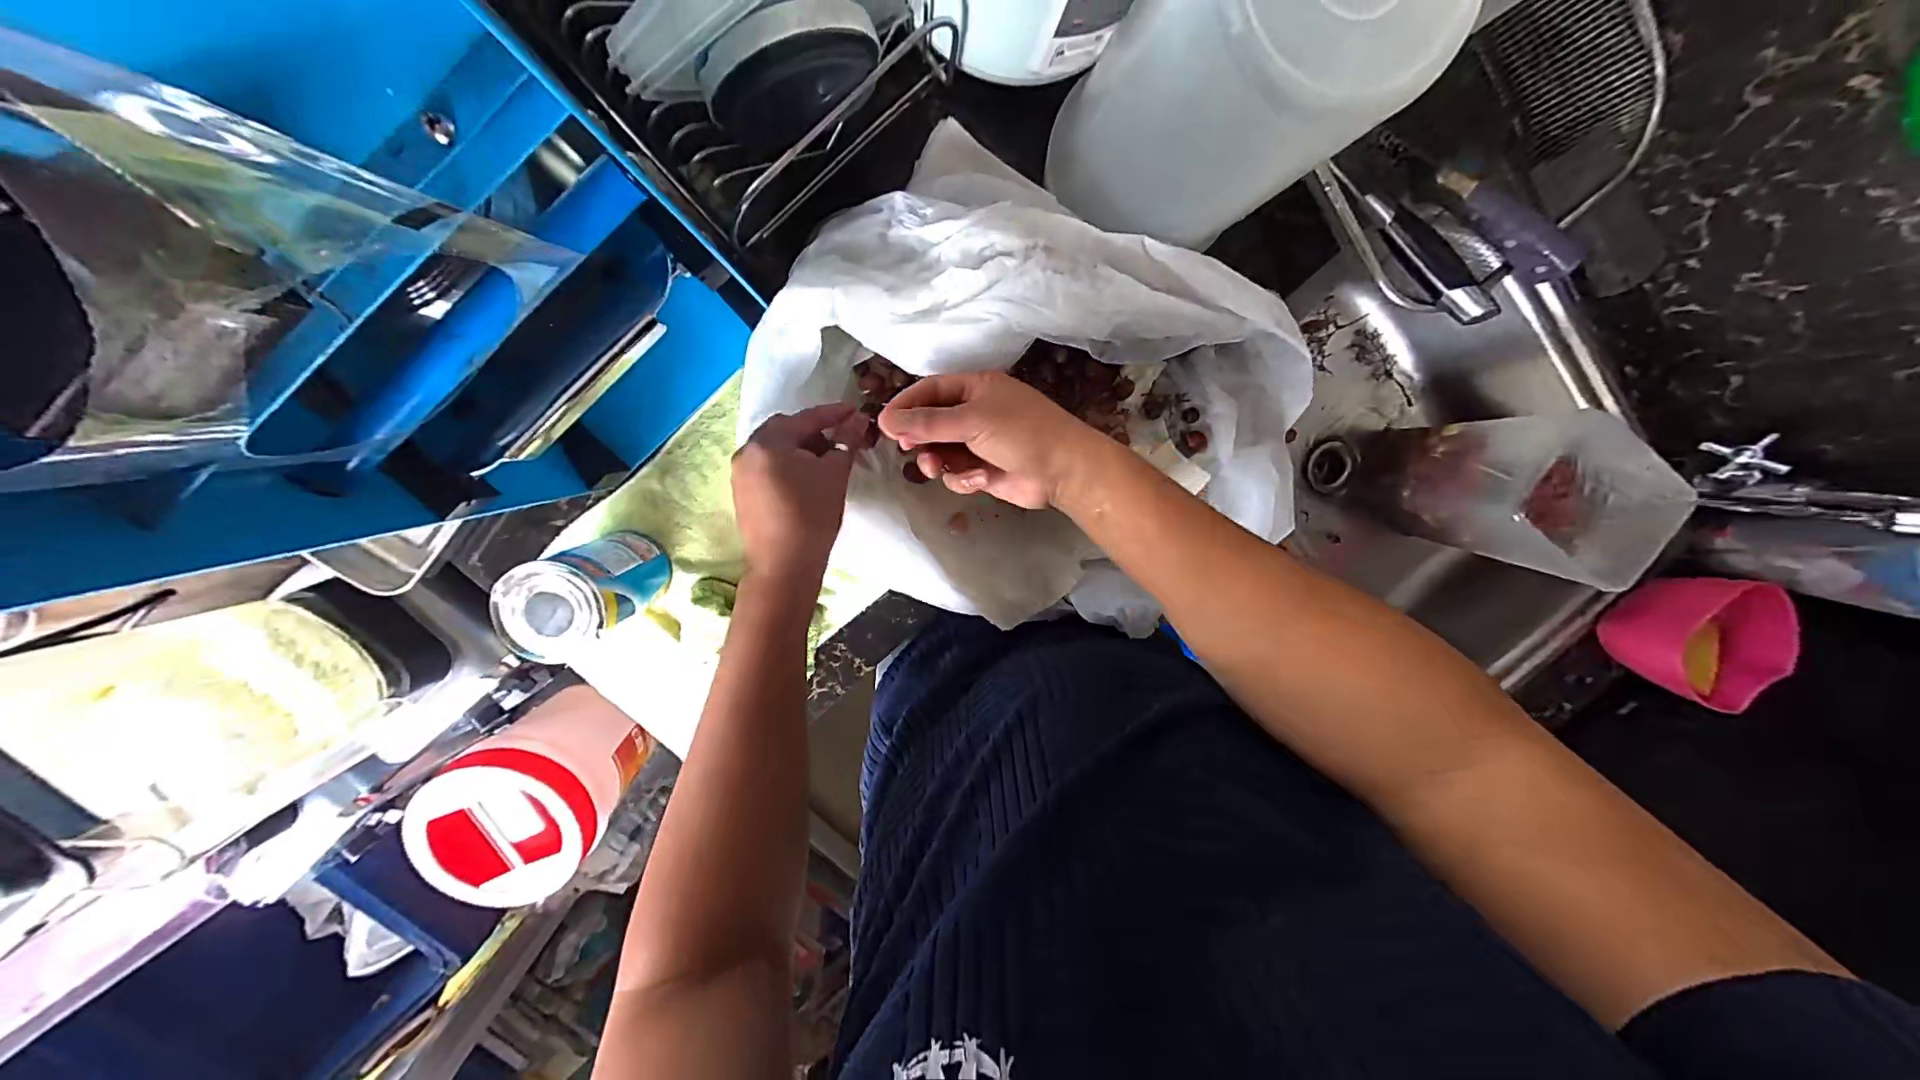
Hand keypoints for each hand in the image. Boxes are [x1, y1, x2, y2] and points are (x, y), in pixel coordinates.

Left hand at [733, 403, 869, 583]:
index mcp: (768, 442)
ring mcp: (740, 474)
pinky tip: (805, 479)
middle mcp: (747, 451)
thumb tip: (857, 419)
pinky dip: (786, 464)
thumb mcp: (835, 474)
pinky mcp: (741, 493)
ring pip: (774, 449)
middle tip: (840, 440)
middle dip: (813, 431)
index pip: (805, 418)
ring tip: (824, 462)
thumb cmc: (812, 515)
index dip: (833, 414)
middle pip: (784, 429)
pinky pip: (766, 467)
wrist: (784, 565)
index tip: (854, 411)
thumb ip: (846, 440)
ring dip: (799, 448)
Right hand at [878, 372, 1114, 509]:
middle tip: (907, 449)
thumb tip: (886, 420)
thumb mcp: (972, 421)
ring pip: (941, 451)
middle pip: (931, 423)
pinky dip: (961, 478)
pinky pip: (957, 473)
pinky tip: (978, 480)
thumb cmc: (1021, 433)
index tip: (884, 423)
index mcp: (976, 388)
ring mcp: (980, 443)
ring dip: (936, 461)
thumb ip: (927, 423)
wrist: (1063, 470)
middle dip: (919, 437)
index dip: (906, 405)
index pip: (930, 390)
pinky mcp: (984, 471)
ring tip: (936, 468)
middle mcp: (975, 413)